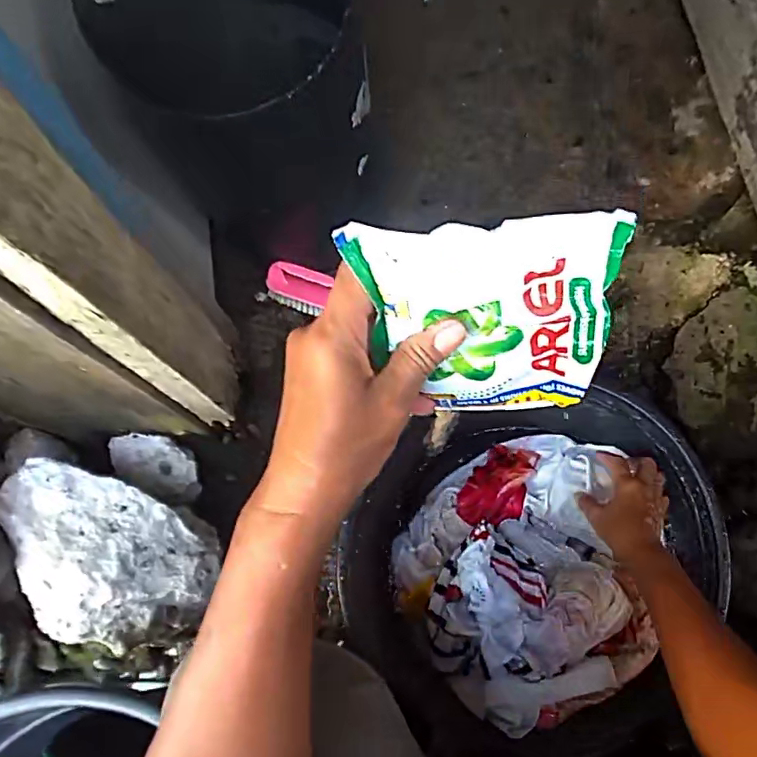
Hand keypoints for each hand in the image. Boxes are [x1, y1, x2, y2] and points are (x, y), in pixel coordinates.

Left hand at [251, 264, 466, 532]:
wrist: (303, 492)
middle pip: (363, 304)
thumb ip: (420, 358)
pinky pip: (349, 357)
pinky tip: (410, 387)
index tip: (430, 269)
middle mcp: (313, 337)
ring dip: (397, 345)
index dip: (392, 265)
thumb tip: (452, 326)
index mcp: (331, 334)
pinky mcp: (311, 378)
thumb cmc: (344, 450)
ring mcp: (309, 358)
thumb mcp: (392, 402)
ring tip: (437, 358)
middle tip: (447, 317)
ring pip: (360, 334)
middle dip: (406, 311)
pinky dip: (378, 365)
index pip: (358, 274)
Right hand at [578, 453, 670, 567]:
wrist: (640, 550)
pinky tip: (648, 495)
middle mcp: (644, 486)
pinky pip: (661, 493)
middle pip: (646, 464)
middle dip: (635, 460)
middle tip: (625, 464)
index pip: (618, 464)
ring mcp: (655, 497)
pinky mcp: (661, 509)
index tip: (600, 456)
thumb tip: (580, 495)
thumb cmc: (618, 531)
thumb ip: (588, 504)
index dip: (608, 457)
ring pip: (657, 476)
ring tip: (639, 477)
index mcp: (627, 485)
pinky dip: (655, 490)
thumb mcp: (597, 517)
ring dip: (649, 473)